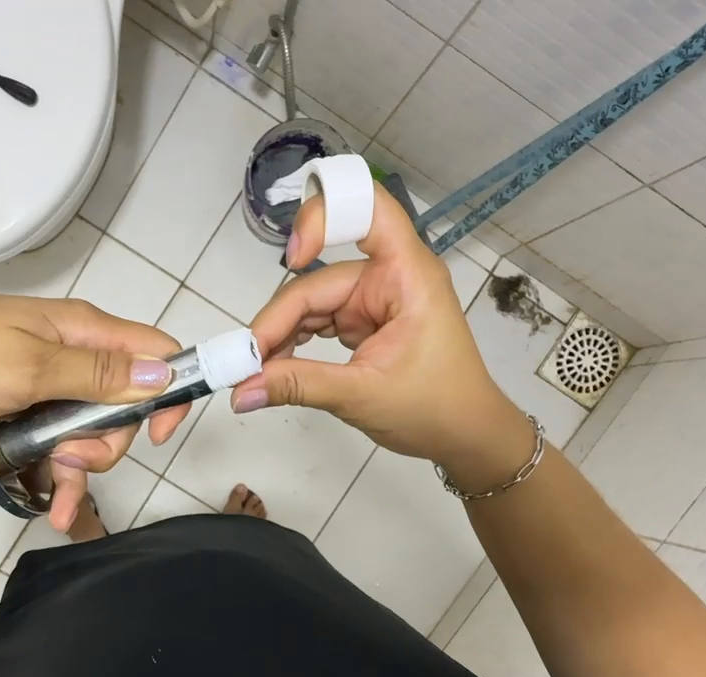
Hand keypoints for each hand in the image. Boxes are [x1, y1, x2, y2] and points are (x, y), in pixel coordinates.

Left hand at [0, 293, 185, 530]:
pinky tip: (51, 503)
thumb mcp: (33, 369)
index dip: (167, 394)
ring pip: (88, 429)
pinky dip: (56, 470)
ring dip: (80, 468)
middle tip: (73, 459)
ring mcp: (47, 378)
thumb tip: (162, 373)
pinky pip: (56, 437)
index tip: (156, 436)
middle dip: (107, 444)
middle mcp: (72, 352)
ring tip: (57, 498)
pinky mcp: (24, 401)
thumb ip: (98, 376)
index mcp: (82, 330)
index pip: (154, 353)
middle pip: (122, 405)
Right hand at [241, 185, 529, 480]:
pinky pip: (318, 323)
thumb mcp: (361, 395)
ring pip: (312, 304)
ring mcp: (374, 300)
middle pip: (319, 281)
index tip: (292, 258)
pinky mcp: (363, 323)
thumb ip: (299, 386)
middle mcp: (388, 277)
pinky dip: (294, 344)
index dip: (324, 218)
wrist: (464, 435)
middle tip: (243, 362)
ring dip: (281, 335)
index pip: (368, 212)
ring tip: (253, 372)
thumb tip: (241, 391)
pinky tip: (274, 368)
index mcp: (406, 275)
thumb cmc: (434, 409)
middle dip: (279, 319)